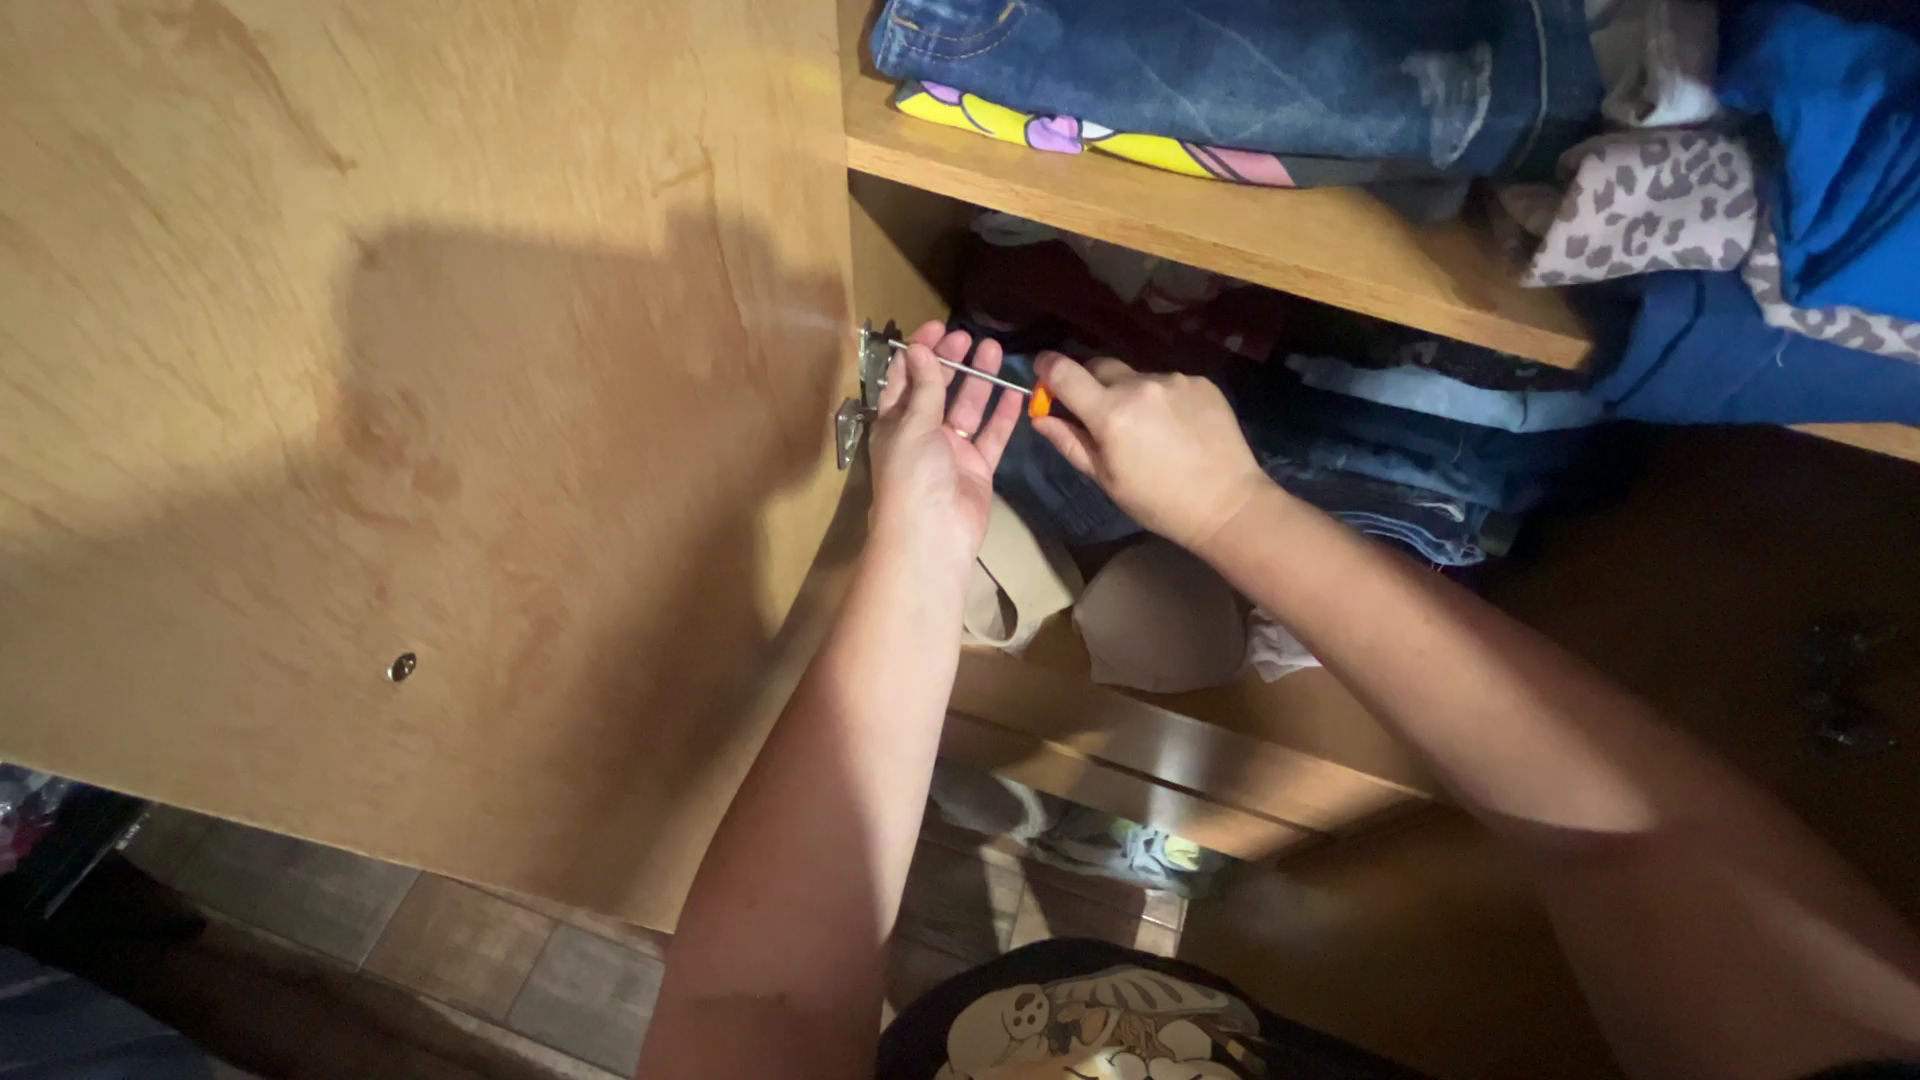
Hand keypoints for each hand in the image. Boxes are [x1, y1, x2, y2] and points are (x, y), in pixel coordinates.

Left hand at [869, 321, 1024, 581]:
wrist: (932, 534)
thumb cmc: (912, 476)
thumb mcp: (912, 425)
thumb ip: (923, 388)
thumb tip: (918, 348)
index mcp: (895, 422)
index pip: (904, 378)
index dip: (919, 351)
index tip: (939, 327)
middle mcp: (921, 433)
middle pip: (937, 389)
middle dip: (952, 361)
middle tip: (971, 337)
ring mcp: (951, 451)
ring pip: (967, 408)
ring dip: (980, 381)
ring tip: (995, 351)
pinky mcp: (977, 468)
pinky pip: (992, 436)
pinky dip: (1002, 416)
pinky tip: (1016, 392)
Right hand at [1032, 352, 1272, 550]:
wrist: (1226, 503)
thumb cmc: (1157, 501)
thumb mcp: (1106, 479)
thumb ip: (1070, 442)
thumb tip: (1040, 418)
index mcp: (1110, 413)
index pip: (1063, 372)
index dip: (1047, 368)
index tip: (1043, 373)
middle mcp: (1140, 385)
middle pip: (1099, 366)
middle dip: (1089, 383)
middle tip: (1098, 414)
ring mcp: (1174, 380)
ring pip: (1136, 376)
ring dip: (1130, 394)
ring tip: (1147, 429)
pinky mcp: (1200, 382)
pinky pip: (1167, 382)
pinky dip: (1161, 399)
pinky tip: (1175, 427)